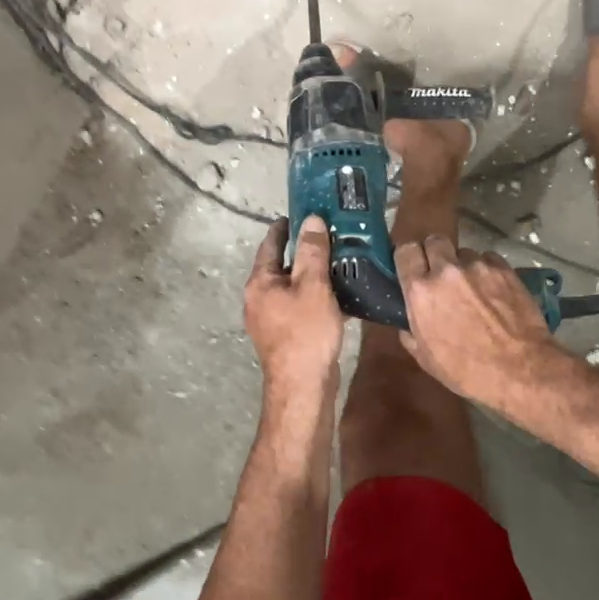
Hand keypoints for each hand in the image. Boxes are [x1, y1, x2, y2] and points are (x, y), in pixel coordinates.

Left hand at [244, 216, 346, 400]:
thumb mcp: (313, 286)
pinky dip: (316, 297)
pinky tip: (339, 295)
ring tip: (340, 260)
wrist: (303, 388)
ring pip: (293, 287)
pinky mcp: (285, 336)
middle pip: (281, 265)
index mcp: (260, 282)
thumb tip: (311, 220)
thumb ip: (313, 251)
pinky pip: (300, 306)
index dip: (286, 227)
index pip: (271, 244)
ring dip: (312, 275)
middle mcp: (259, 298)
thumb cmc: (306, 332)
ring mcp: (270, 319)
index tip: (303, 211)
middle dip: (304, 251)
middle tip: (330, 235)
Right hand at [397, 236, 566, 410]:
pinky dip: (488, 270)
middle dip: (436, 253)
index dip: (409, 257)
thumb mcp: (426, 359)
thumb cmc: (467, 371)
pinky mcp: (503, 268)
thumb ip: (410, 333)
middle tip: (442, 273)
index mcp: (420, 290)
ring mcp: (477, 266)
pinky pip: (489, 259)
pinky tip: (494, 290)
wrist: (520, 370)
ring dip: (464, 266)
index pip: (405, 251)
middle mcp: (445, 270)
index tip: (414, 266)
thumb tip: (407, 324)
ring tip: (474, 287)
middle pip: (434, 241)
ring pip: (464, 252)